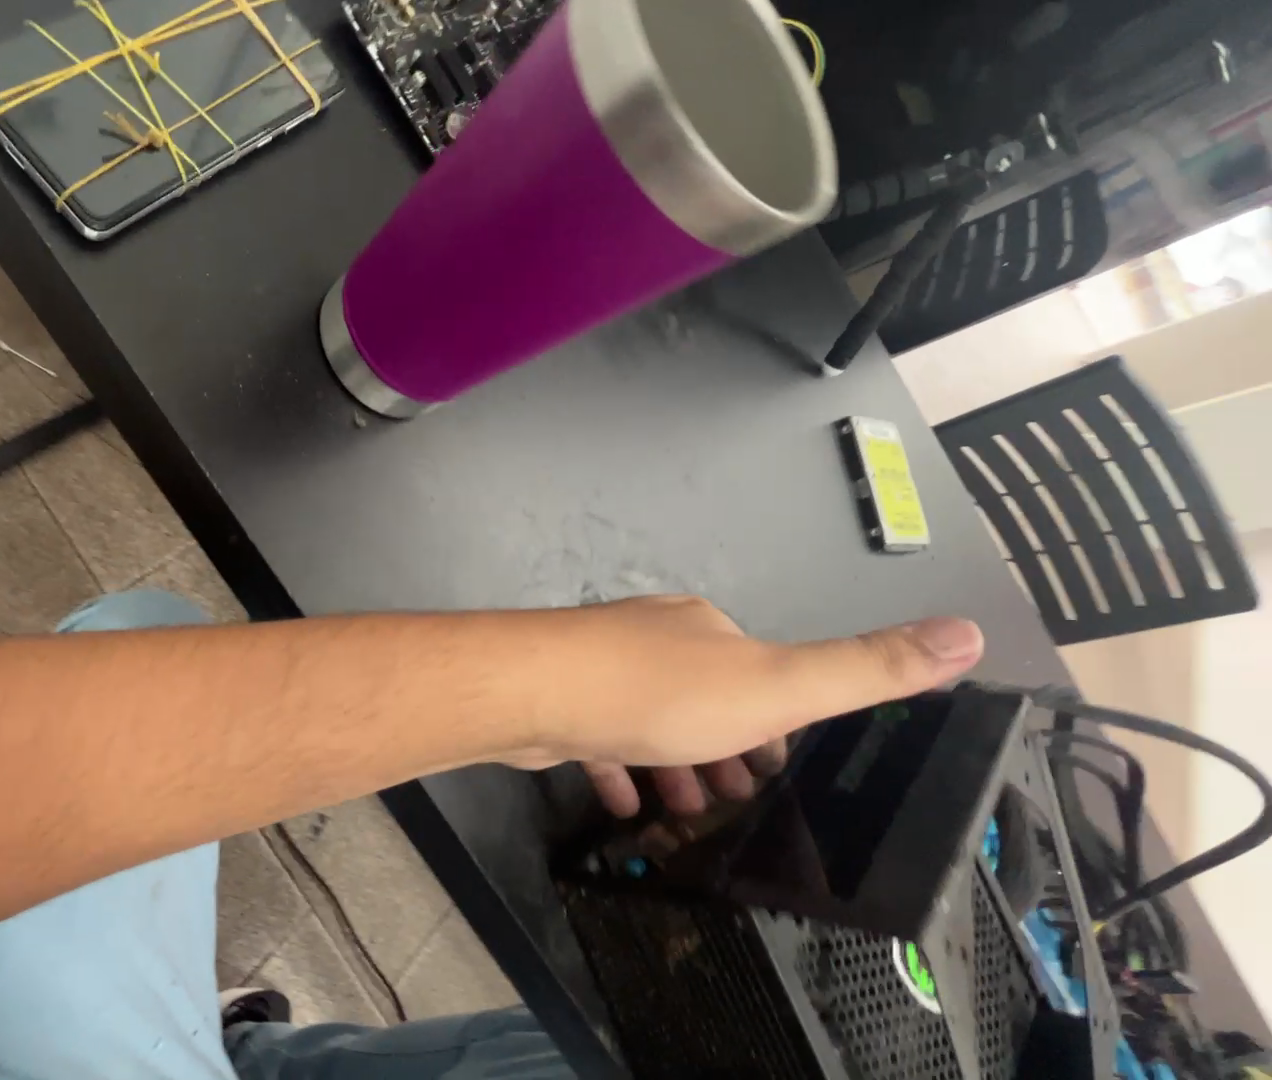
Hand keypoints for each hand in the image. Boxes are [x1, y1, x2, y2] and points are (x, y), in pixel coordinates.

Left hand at [502, 596, 985, 816]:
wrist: (537, 691)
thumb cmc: (661, 693)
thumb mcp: (777, 685)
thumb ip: (865, 669)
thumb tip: (969, 630)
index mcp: (704, 630)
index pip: (755, 674)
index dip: (775, 721)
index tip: (780, 770)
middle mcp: (649, 639)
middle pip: (700, 699)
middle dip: (724, 749)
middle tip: (736, 802)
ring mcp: (597, 667)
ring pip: (647, 722)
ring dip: (673, 765)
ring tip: (690, 814)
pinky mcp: (559, 700)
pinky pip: (598, 740)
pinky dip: (619, 771)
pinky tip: (626, 805)